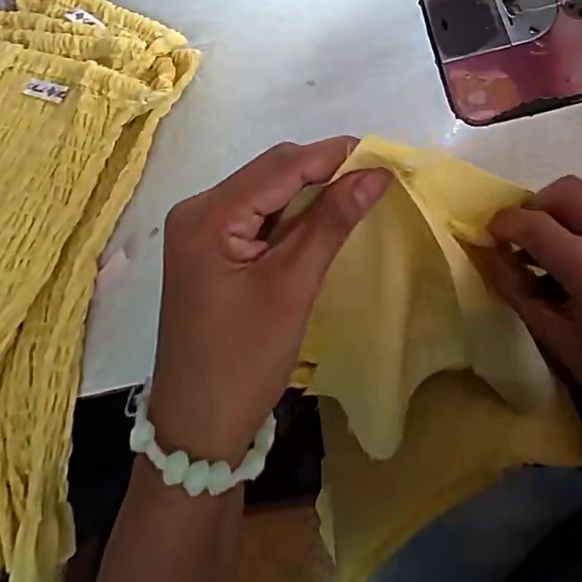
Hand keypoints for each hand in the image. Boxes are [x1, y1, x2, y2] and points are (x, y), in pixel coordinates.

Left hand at [149, 138, 389, 463]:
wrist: (198, 427)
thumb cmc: (244, 360)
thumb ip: (332, 221)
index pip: (280, 166)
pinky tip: (323, 218)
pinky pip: (260, 213)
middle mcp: (199, 210)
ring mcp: (202, 229)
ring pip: (268, 190)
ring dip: (311, 189)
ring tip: (357, 194)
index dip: (332, 155)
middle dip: (323, 169)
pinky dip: (294, 212)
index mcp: (208, 216)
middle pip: (271, 171)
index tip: (382, 155)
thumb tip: (377, 173)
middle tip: (375, 179)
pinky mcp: (211, 247)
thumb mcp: (293, 286)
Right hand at [475, 176, 581, 458]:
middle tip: (519, 236)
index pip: (545, 230)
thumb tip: (487, 251)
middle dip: (535, 205)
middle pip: (572, 192)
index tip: (490, 232)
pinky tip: (579, 263)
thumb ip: (518, 290)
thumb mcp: (559, 341)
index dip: (508, 224)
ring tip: (546, 251)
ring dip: (559, 215)